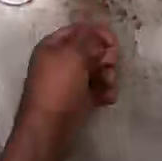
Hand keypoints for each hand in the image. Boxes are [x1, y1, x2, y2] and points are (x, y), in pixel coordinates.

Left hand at [15, 23, 118, 142]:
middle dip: (104, 55)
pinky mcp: (77, 100)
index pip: (79, 29)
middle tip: (110, 63)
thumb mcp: (73, 55)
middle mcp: (60, 61)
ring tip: (109, 84)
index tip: (113, 40)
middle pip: (90, 49)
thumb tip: (98, 33)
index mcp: (53, 46)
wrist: (48, 131)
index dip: (97, 32)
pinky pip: (95, 89)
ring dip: (107, 74)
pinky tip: (108, 98)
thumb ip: (88, 38)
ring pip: (96, 69)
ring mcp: (69, 81)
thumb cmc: (58, 87)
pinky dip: (104, 91)